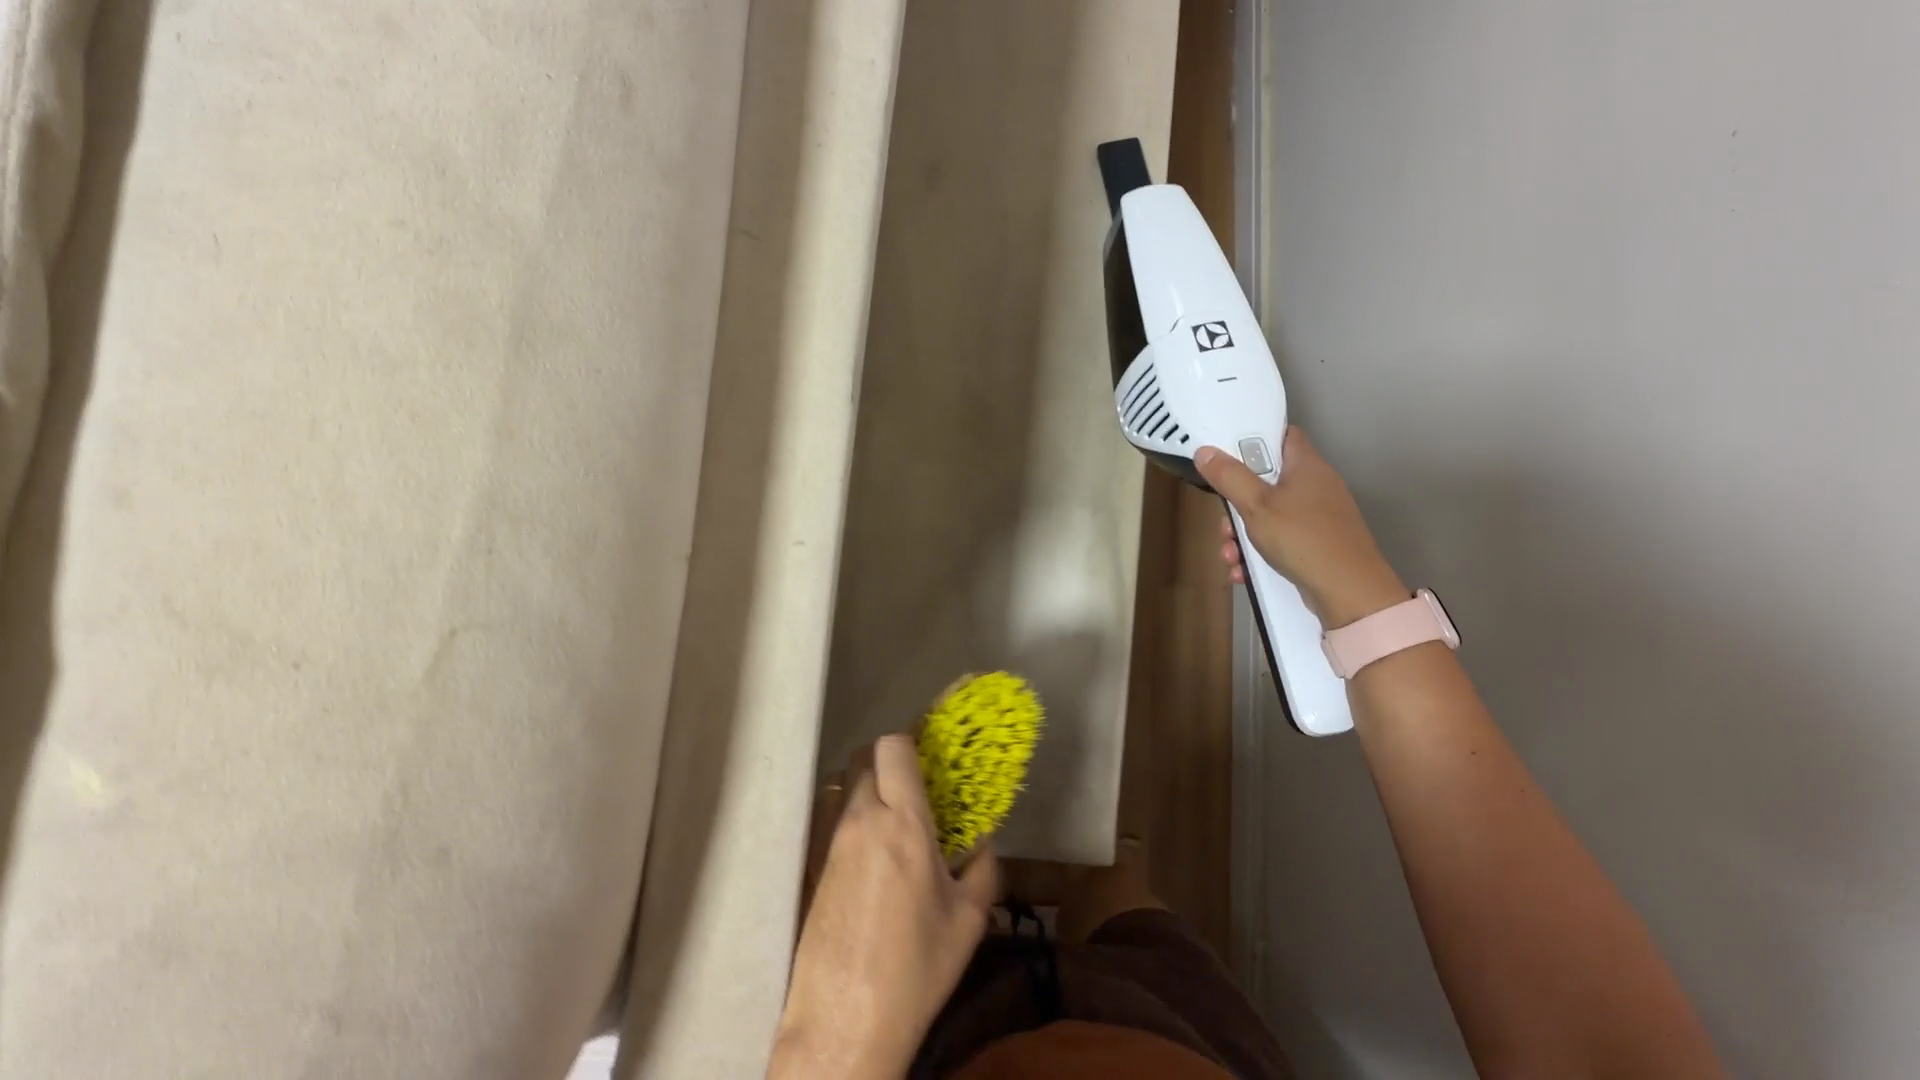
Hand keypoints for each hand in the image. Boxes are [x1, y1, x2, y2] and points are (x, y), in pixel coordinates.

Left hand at [771, 734, 999, 1079]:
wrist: (844, 1022)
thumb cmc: (916, 969)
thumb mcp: (968, 920)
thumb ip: (983, 868)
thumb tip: (983, 843)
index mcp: (903, 824)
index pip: (894, 746)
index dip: (913, 739)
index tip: (934, 755)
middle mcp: (861, 821)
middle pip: (866, 758)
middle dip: (893, 761)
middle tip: (920, 789)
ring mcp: (830, 843)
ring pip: (848, 787)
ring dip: (873, 789)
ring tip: (899, 825)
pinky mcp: (813, 867)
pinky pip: (835, 821)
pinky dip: (856, 820)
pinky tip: (875, 859)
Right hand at [1196, 427, 1407, 626]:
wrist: (1348, 592)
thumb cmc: (1302, 538)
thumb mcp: (1256, 506)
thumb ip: (1229, 477)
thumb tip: (1205, 451)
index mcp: (1306, 465)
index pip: (1282, 435)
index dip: (1255, 439)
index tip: (1227, 453)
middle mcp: (1315, 486)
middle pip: (1267, 481)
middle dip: (1237, 504)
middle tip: (1223, 521)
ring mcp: (1318, 517)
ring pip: (1269, 516)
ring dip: (1243, 535)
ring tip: (1230, 556)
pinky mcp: (1317, 544)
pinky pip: (1280, 540)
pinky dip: (1259, 553)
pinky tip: (1243, 572)